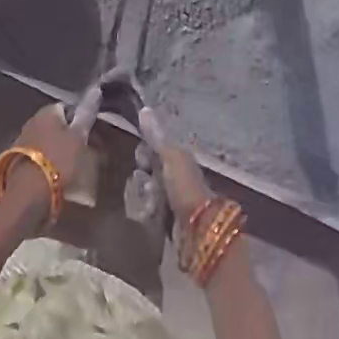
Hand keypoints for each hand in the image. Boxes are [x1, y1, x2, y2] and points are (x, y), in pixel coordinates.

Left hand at [0, 104, 89, 225]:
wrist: (29, 194)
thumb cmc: (59, 160)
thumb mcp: (78, 136)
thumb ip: (86, 114)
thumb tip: (95, 89)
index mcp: (46, 112)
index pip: (68, 108)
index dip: (82, 120)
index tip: (93, 134)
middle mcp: (31, 121)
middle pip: (58, 125)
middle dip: (72, 136)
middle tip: (88, 152)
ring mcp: (23, 141)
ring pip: (49, 141)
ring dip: (61, 149)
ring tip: (76, 166)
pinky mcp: (18, 160)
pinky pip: (41, 156)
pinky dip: (51, 161)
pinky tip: (58, 174)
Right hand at [139, 106, 211, 220]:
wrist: (199, 229)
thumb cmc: (185, 187)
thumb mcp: (172, 157)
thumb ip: (157, 137)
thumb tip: (144, 108)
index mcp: (183, 160)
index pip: (157, 149)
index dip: (145, 151)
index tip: (140, 157)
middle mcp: (179, 178)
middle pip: (150, 171)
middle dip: (143, 176)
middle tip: (145, 182)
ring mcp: (174, 201)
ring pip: (147, 191)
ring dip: (144, 195)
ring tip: (148, 201)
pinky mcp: (168, 222)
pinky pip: (148, 211)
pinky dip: (147, 211)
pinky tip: (149, 214)